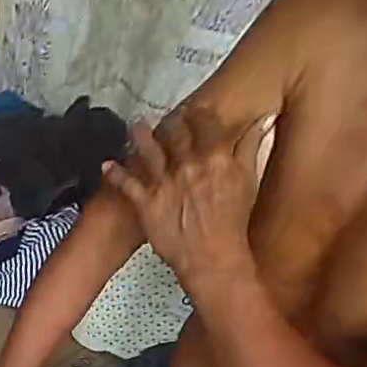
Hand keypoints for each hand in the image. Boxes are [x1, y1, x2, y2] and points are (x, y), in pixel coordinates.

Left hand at [101, 108, 270, 286]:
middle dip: (170, 121)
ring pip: (148, 151)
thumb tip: (260, 120)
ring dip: (140, 135)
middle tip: (167, 117)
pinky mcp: (146, 204)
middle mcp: (187, 165)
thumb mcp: (248, 181)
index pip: (204, 122)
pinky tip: (106, 165)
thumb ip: (249, 148)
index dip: (197, 113)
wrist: (211, 258)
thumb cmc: (232, 224)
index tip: (194, 109)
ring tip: (136, 125)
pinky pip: (126, 184)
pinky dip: (115, 173)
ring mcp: (164, 183)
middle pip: (174, 132)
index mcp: (215, 156)